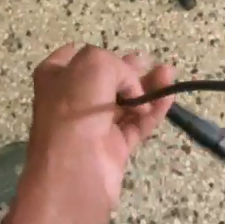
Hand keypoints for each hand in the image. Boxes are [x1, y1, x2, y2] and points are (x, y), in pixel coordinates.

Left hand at [23, 44, 174, 219]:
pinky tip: (168, 96)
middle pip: (106, 79)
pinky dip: (153, 110)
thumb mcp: (94, 64)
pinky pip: (137, 124)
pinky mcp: (113, 148)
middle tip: (148, 62)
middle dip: (129, 70)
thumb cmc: (75, 107)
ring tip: (169, 74)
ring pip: (125, 101)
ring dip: (147, 87)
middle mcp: (72, 99)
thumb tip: (132, 86)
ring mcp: (93, 125)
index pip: (77, 56)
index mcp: (56, 76)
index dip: (98, 53)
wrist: (73, 171)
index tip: (116, 52)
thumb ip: (117, 64)